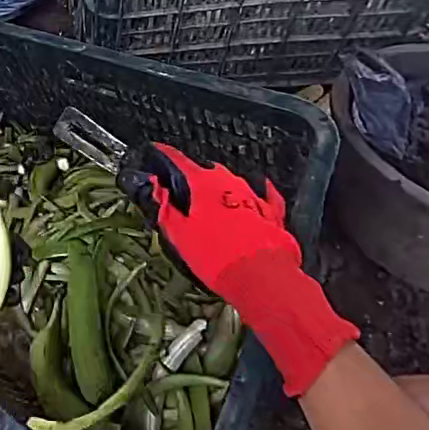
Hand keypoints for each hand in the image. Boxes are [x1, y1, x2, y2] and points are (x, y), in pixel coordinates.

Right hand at [121, 142, 357, 396]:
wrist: (262, 280)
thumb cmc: (215, 258)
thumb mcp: (179, 235)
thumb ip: (166, 208)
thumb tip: (157, 189)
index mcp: (202, 184)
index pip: (179, 160)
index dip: (165, 154)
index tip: (158, 150)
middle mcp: (228, 181)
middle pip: (206, 171)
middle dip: (194, 178)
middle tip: (184, 191)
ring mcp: (252, 194)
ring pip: (232, 183)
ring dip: (220, 188)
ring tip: (212, 201)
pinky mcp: (271, 212)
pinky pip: (264, 196)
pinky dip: (258, 193)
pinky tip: (260, 188)